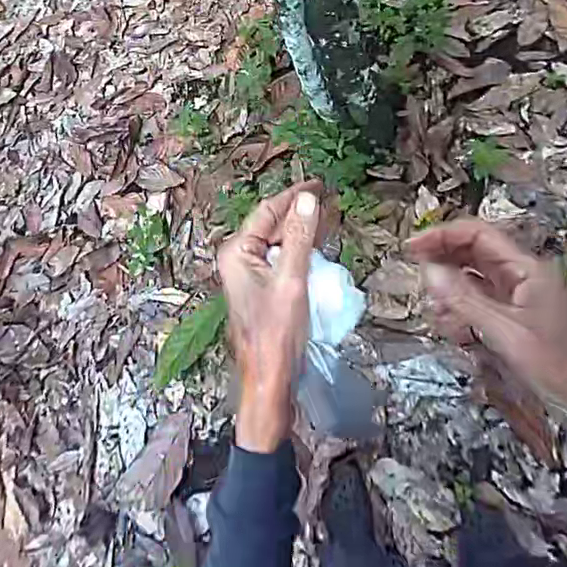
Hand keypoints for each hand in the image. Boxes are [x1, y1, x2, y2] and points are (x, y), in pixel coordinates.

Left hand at [217, 180, 327, 451]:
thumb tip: (307, 200)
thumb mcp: (292, 280)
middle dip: (299, 211)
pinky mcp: (262, 287)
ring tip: (328, 217)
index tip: (319, 185)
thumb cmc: (276, 334)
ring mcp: (249, 274)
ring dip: (302, 229)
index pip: (267, 210)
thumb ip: (299, 237)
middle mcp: (239, 258)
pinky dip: (300, 249)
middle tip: (329, 199)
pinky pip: (281, 258)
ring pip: (278, 240)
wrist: (270, 381)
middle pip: (271, 223)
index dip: (294, 195)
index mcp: (237, 252)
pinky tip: (318, 245)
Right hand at [409, 220, 566, 447]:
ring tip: (434, 307)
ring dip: (450, 286)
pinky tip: (449, 322)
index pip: (478, 234)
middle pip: (474, 251)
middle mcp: (522, 275)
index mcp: (526, 268)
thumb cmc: (557, 367)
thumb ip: (464, 300)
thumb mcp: (505, 333)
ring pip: (475, 276)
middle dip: (443, 259)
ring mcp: (520, 296)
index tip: (412, 248)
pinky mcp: (517, 317)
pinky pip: (482, 300)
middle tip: (416, 274)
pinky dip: (462, 306)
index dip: (442, 235)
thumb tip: (426, 270)